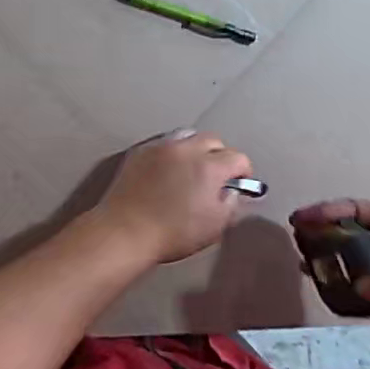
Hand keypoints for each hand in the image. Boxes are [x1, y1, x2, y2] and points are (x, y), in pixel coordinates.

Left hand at [96, 130, 253, 262]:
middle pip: (212, 140)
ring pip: (186, 136)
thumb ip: (232, 203)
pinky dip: (171, 152)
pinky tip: (169, 169)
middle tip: (218, 175)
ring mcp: (159, 148)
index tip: (239, 183)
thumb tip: (233, 192)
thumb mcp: (215, 224)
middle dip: (220, 155)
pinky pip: (162, 143)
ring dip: (195, 149)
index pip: (237, 157)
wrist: (126, 229)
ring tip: (193, 169)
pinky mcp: (139, 152)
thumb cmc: (172, 232)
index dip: (243, 172)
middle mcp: (184, 150)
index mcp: (208, 166)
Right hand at [291, 198, 369, 368]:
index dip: (344, 209)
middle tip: (298, 235)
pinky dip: (337, 284)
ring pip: (359, 263)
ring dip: (330, 255)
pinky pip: (360, 292)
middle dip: (331, 228)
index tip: (310, 218)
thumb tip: (360, 278)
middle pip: (366, 236)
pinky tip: (322, 288)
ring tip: (302, 258)